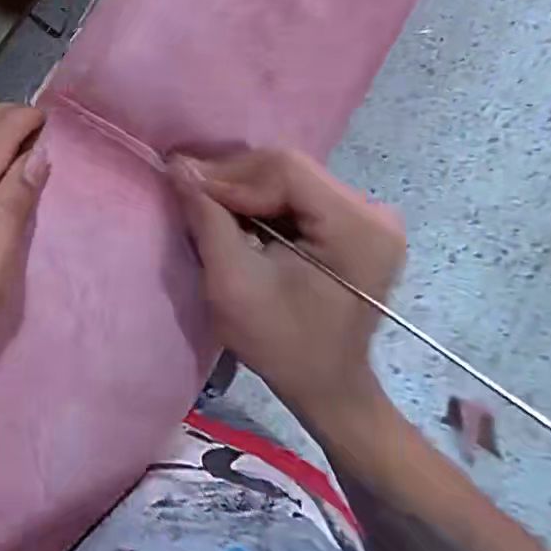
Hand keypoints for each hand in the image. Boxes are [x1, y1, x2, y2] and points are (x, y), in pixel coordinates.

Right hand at [168, 148, 405, 424]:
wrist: (326, 385)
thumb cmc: (280, 344)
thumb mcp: (232, 283)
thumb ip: (207, 218)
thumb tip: (178, 166)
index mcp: (357, 227)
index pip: (284, 170)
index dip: (229, 176)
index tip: (186, 189)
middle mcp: (372, 211)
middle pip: (288, 168)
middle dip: (233, 180)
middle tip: (190, 194)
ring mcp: (368, 215)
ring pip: (289, 176)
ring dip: (243, 189)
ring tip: (207, 204)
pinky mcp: (356, 222)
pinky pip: (298, 192)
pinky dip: (261, 200)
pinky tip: (236, 216)